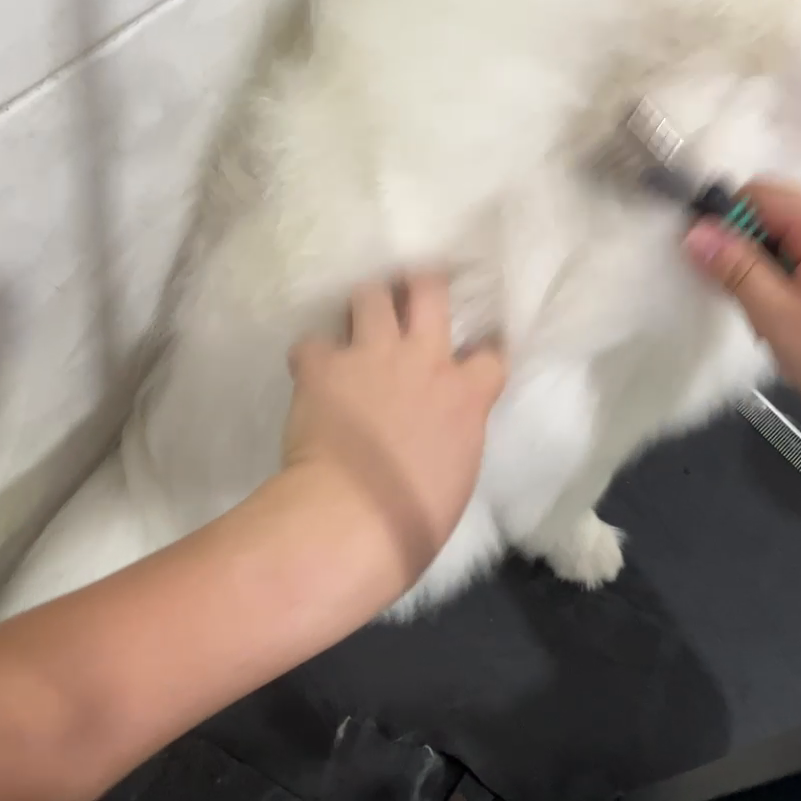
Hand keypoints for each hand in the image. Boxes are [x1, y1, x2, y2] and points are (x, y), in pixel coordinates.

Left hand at [283, 275, 508, 570]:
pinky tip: (310, 368)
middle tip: (410, 289)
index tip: (475, 352)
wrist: (353, 517)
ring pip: (369, 295)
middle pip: (428, 290)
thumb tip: (441, 425)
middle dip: (420, 282)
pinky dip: (311, 354)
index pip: (490, 353)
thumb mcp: (459, 469)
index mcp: (465, 394)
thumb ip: (455, 430)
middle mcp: (422, 359)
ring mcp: (370, 356)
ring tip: (356, 317)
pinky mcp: (322, 367)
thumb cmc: (416, 515)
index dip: (483, 348)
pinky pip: (311, 342)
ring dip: (364, 303)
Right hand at [683, 182, 800, 432]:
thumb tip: (695, 231)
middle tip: (760, 315)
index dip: (725, 224)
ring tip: (794, 332)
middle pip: (784, 219)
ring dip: (785, 279)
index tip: (715, 270)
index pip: (758, 193)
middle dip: (757, 260)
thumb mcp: (782, 321)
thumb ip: (736, 271)